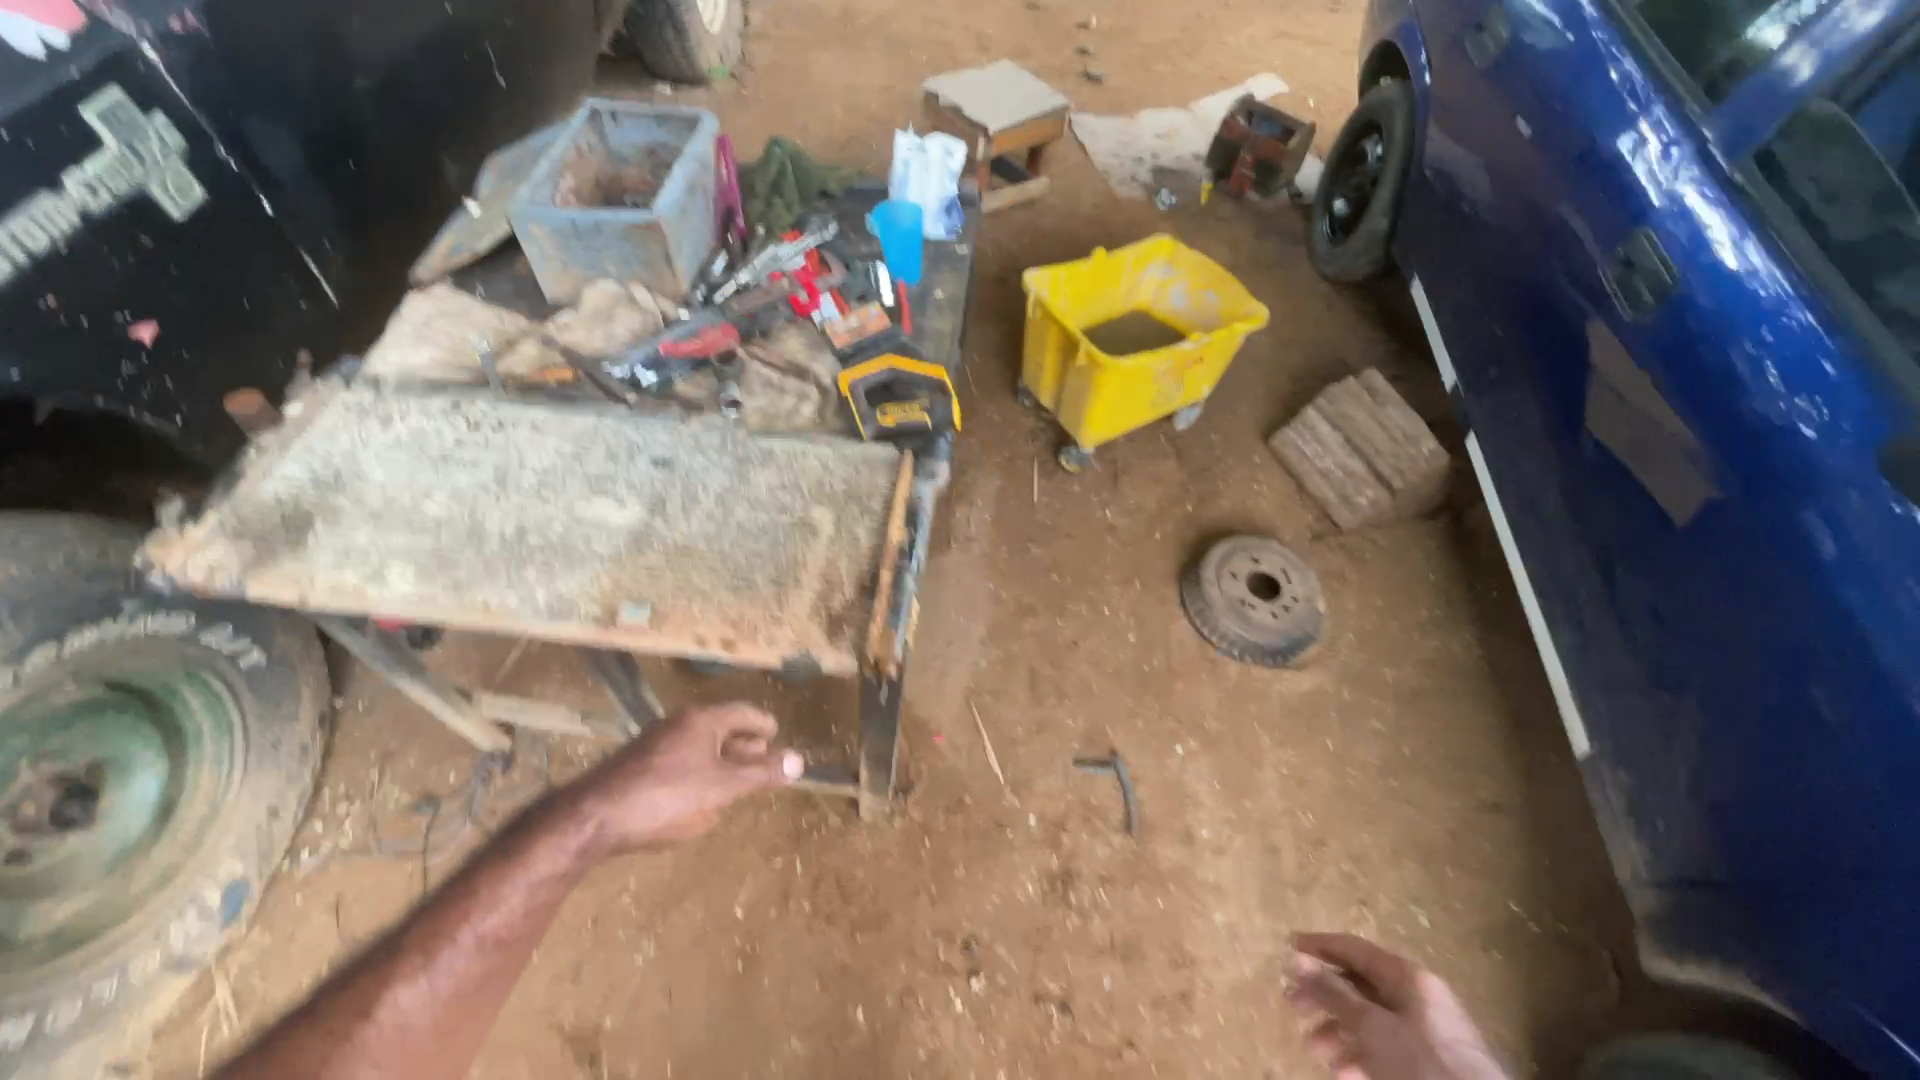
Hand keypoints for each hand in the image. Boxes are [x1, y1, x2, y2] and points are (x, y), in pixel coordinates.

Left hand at [569, 703, 802, 854]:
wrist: (593, 817)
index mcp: (702, 720)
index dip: (762, 724)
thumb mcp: (722, 788)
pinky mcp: (637, 768)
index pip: (743, 713)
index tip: (776, 733)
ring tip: (735, 781)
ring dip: (720, 761)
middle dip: (743, 744)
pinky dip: (698, 774)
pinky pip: (680, 763)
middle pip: (721, 728)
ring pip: (698, 747)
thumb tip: (799, 761)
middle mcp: (677, 724)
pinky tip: (698, 798)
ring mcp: (654, 745)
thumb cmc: (666, 797)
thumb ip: (761, 774)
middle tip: (762, 758)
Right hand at [1286, 933, 1509, 1079]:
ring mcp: (1429, 1034)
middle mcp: (1420, 998)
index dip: (1320, 946)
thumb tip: (1296, 958)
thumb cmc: (1423, 1067)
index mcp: (1409, 979)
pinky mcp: (1432, 1066)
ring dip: (1339, 1031)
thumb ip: (1332, 992)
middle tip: (1293, 1007)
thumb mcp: (1371, 1027)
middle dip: (1325, 996)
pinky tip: (1345, 1075)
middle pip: (1361, 985)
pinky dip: (1362, 1056)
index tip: (1288, 948)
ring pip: (1372, 1021)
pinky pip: (1388, 1049)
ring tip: (1316, 1051)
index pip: (1356, 949)